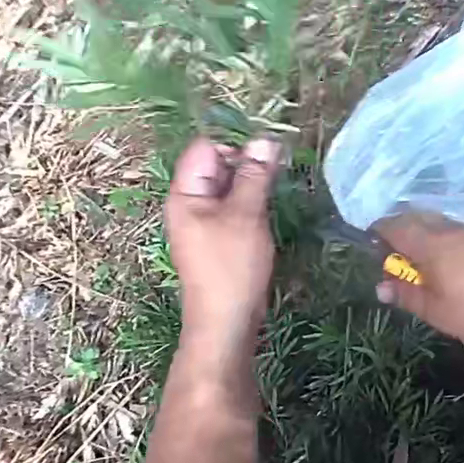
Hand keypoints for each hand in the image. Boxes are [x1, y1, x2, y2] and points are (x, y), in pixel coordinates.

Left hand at [166, 135, 284, 356]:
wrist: (227, 322)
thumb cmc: (232, 267)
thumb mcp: (246, 215)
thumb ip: (254, 175)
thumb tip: (265, 140)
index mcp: (185, 194)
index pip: (205, 149)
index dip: (235, 145)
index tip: (267, 153)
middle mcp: (189, 205)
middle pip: (216, 167)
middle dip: (246, 162)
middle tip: (278, 168)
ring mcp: (203, 224)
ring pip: (227, 189)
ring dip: (251, 184)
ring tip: (276, 187)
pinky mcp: (218, 240)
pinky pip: (232, 210)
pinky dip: (250, 204)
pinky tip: (268, 211)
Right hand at [371, 212, 463, 344]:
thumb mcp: (437, 311)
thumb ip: (407, 296)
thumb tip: (380, 286)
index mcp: (429, 242)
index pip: (393, 225)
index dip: (378, 233)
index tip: (372, 248)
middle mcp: (451, 228)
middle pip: (417, 218)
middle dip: (401, 233)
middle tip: (397, 261)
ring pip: (441, 225)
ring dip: (426, 238)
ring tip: (426, 268)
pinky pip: (461, 233)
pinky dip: (448, 244)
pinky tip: (457, 268)